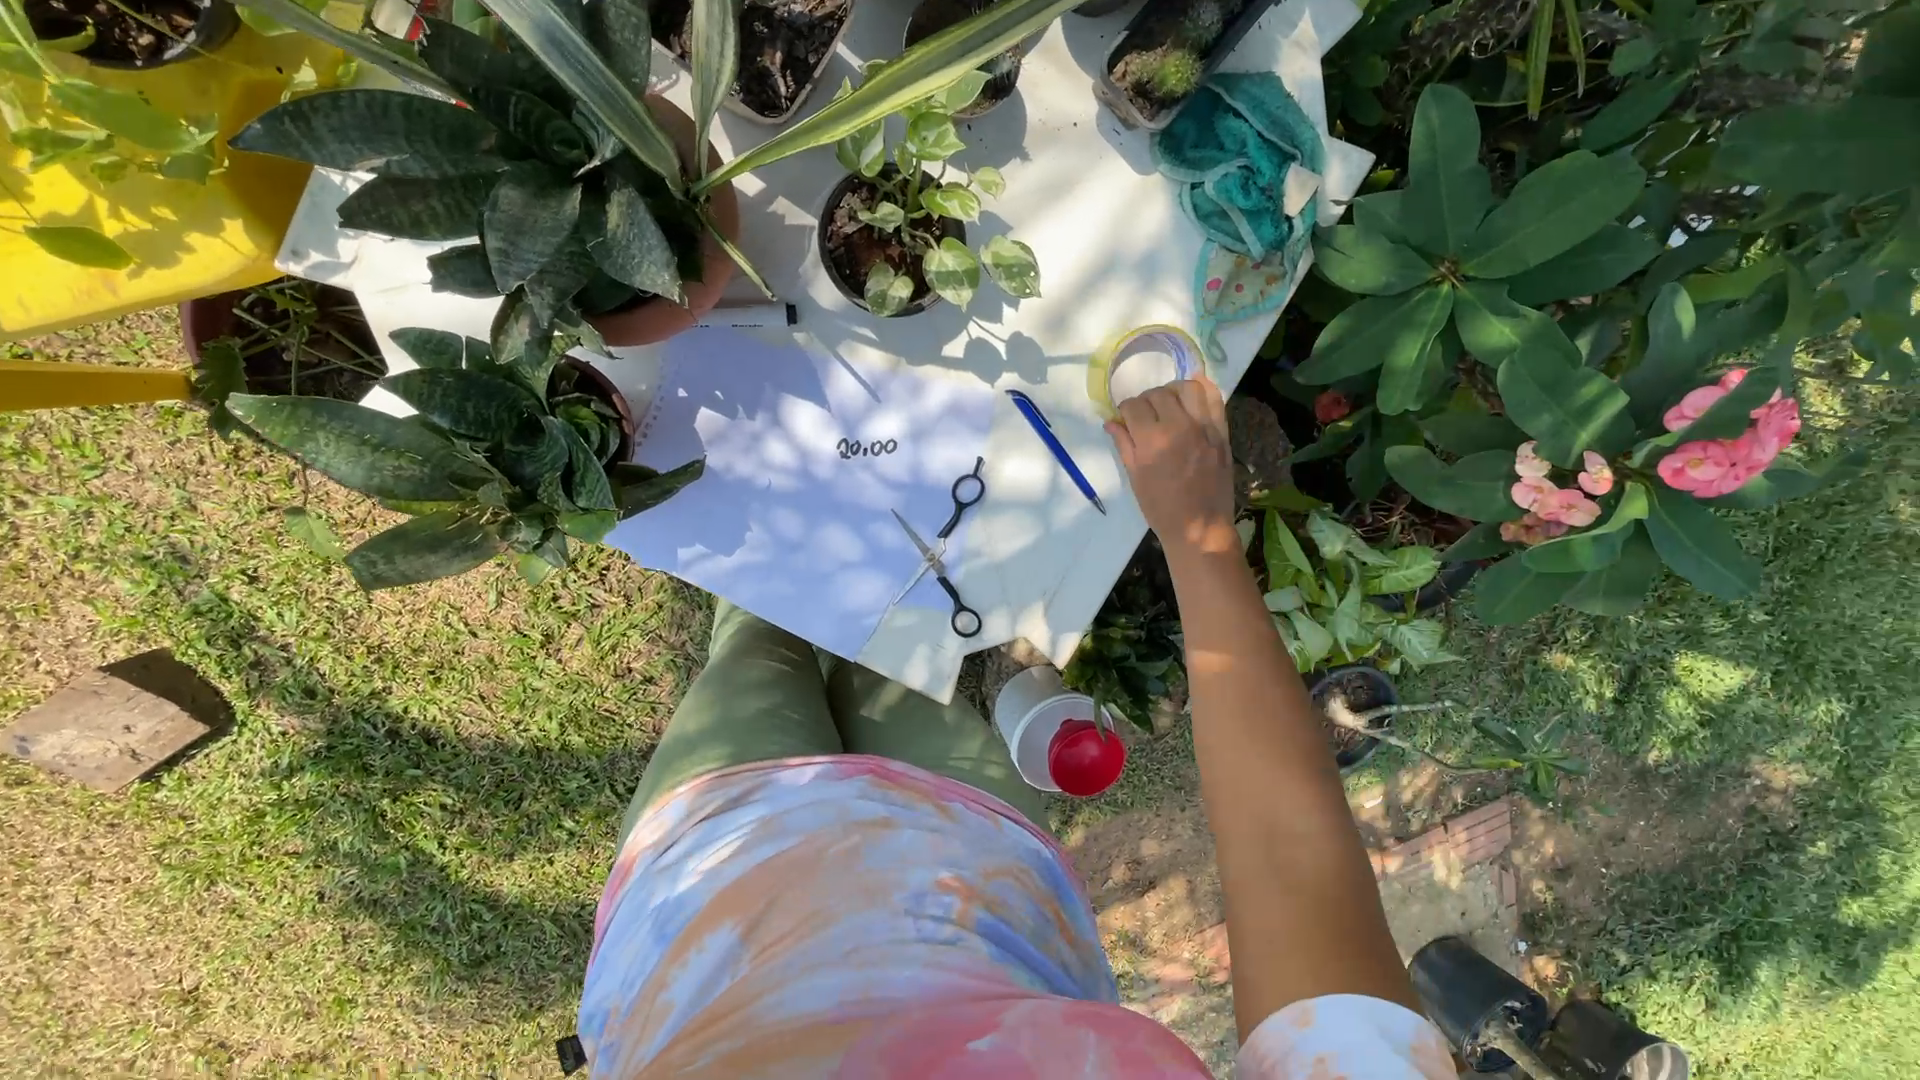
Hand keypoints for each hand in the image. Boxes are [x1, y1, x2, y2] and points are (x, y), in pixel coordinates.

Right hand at [1106, 374, 1235, 557]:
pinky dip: (1203, 389)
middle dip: (1146, 400)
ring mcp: (1204, 427)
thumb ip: (1124, 444)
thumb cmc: (1160, 508)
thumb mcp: (1135, 477)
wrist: (1199, 527)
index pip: (1134, 406)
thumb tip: (1111, 422)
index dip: (1126, 410)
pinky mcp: (1221, 432)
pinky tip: (1192, 395)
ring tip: (1169, 403)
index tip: (1126, 419)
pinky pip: (1214, 398)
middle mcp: (1178, 426)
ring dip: (1173, 390)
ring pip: (1187, 387)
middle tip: (1145, 415)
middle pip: (1158, 394)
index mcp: (1152, 440)